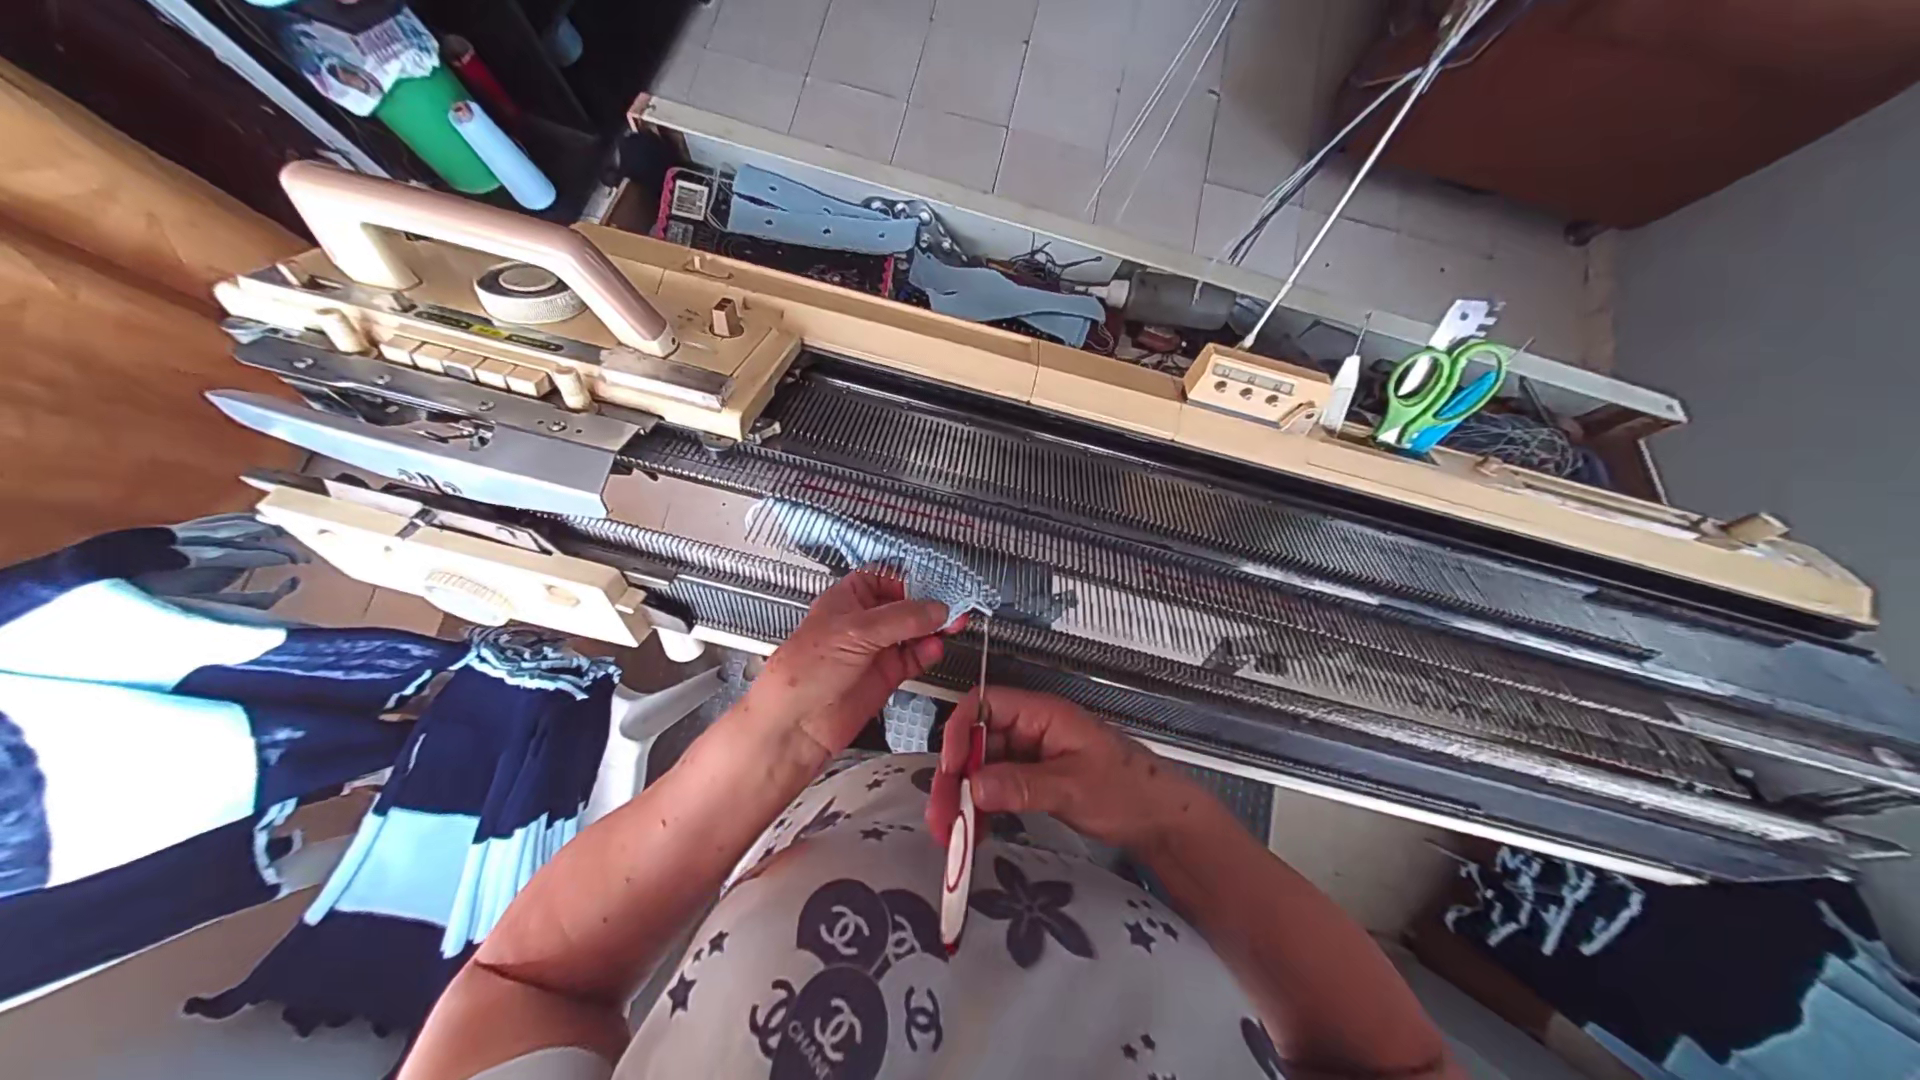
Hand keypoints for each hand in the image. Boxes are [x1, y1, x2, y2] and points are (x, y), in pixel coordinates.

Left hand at [741, 570, 951, 769]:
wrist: (796, 725)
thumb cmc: (802, 672)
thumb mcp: (855, 632)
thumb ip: (901, 618)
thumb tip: (935, 609)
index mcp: (849, 598)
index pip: (888, 576)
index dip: (913, 577)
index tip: (938, 581)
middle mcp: (864, 621)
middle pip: (907, 603)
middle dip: (930, 603)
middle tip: (953, 604)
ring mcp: (877, 648)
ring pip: (915, 630)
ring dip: (934, 627)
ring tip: (951, 624)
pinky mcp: (887, 674)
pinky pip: (916, 656)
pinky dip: (929, 651)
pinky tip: (934, 648)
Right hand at [925, 687, 1203, 852]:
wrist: (1161, 819)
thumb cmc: (1128, 790)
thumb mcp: (1074, 788)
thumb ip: (1022, 785)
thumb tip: (974, 786)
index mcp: (1041, 714)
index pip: (985, 705)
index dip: (960, 732)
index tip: (949, 769)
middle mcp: (1030, 729)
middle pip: (976, 741)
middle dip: (954, 777)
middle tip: (940, 816)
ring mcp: (1029, 755)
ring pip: (981, 768)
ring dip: (962, 798)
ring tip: (950, 835)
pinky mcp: (1031, 779)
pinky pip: (995, 788)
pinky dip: (981, 809)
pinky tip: (973, 833)